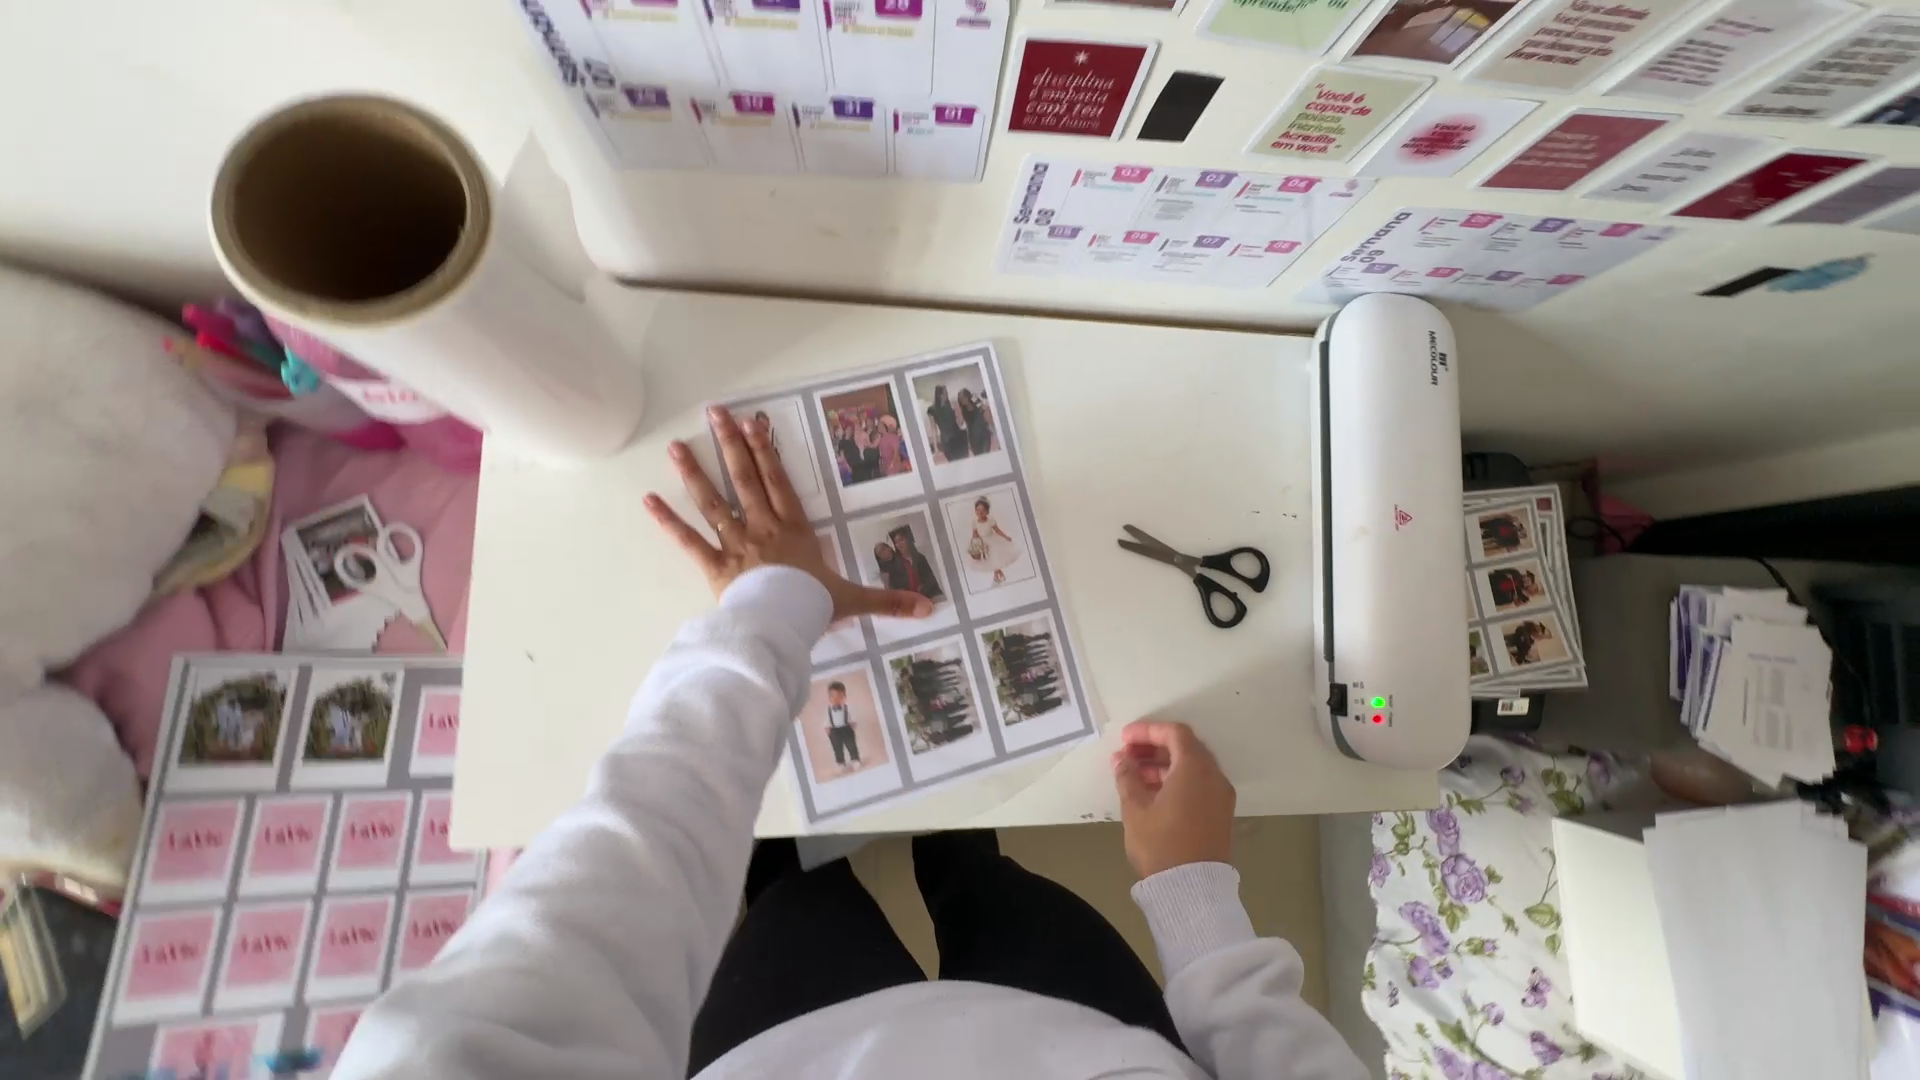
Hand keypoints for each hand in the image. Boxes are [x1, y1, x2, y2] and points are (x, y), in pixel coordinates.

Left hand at [645, 406, 933, 622]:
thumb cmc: (815, 607)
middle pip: (744, 479)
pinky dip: (668, 522)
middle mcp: (763, 528)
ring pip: (713, 502)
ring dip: (695, 473)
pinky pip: (689, 542)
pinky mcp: (715, 566)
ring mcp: (736, 544)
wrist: (783, 627)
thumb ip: (889, 601)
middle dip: (730, 445)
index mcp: (795, 529)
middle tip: (715, 412)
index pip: (779, 482)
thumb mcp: (854, 600)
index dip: (767, 451)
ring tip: (677, 446)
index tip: (755, 423)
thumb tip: (931, 607)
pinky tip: (648, 500)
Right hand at [1112, 720, 1235, 878]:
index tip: (1125, 739)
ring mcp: (1220, 797)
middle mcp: (1214, 777)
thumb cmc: (1161, 844)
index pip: (1174, 733)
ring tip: (1134, 776)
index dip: (1148, 731)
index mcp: (1195, 769)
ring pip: (1192, 767)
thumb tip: (1122, 760)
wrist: (1193, 892)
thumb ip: (1127, 777)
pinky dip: (1176, 780)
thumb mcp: (1135, 808)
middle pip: (1185, 747)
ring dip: (1164, 765)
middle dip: (1154, 747)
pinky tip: (1152, 793)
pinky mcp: (1220, 815)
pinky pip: (1198, 784)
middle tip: (1128, 755)